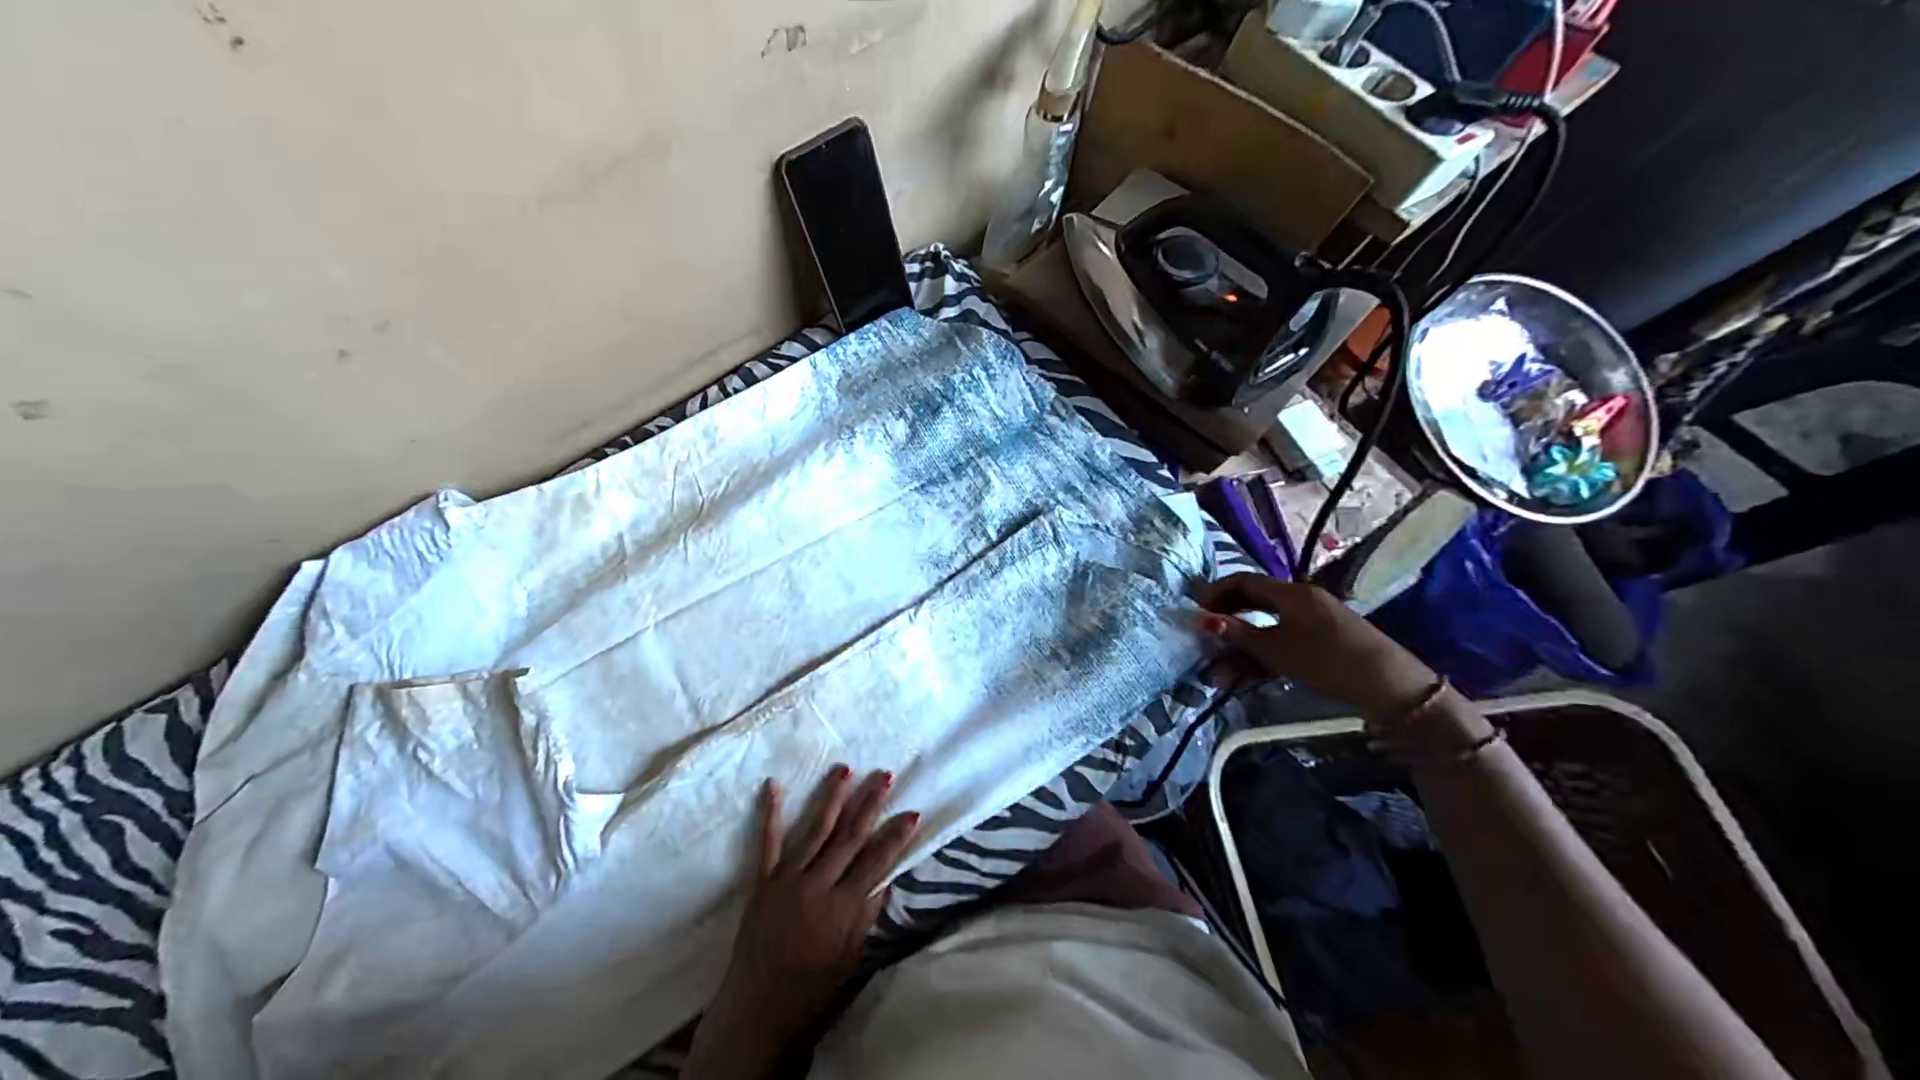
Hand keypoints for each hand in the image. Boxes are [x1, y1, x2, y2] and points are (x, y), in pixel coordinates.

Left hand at [684, 766, 920, 1079]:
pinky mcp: (762, 882)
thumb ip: (868, 915)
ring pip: (815, 830)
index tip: (913, 812)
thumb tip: (888, 880)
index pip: (876, 861)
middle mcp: (818, 886)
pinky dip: (771, 813)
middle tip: (885, 775)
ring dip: (832, 797)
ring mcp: (788, 880)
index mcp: (843, 907)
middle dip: (869, 803)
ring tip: (845, 768)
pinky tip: (774, 786)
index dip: (896, 835)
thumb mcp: (851, 956)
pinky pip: (767, 842)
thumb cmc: (812, 985)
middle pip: (849, 837)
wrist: (758, 1005)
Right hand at [1198, 574, 1439, 724]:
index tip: (1196, 612)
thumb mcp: (1276, 649)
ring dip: (1243, 647)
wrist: (1389, 686)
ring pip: (1267, 627)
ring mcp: (1313, 621)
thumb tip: (1204, 620)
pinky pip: (1283, 640)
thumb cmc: (1327, 660)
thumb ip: (1239, 635)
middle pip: (1254, 602)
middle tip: (1205, 637)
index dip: (1216, 593)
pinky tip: (1247, 675)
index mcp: (1290, 592)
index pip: (1243, 581)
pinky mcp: (1322, 641)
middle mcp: (1301, 599)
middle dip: (1227, 620)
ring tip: (1221, 672)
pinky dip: (1264, 654)